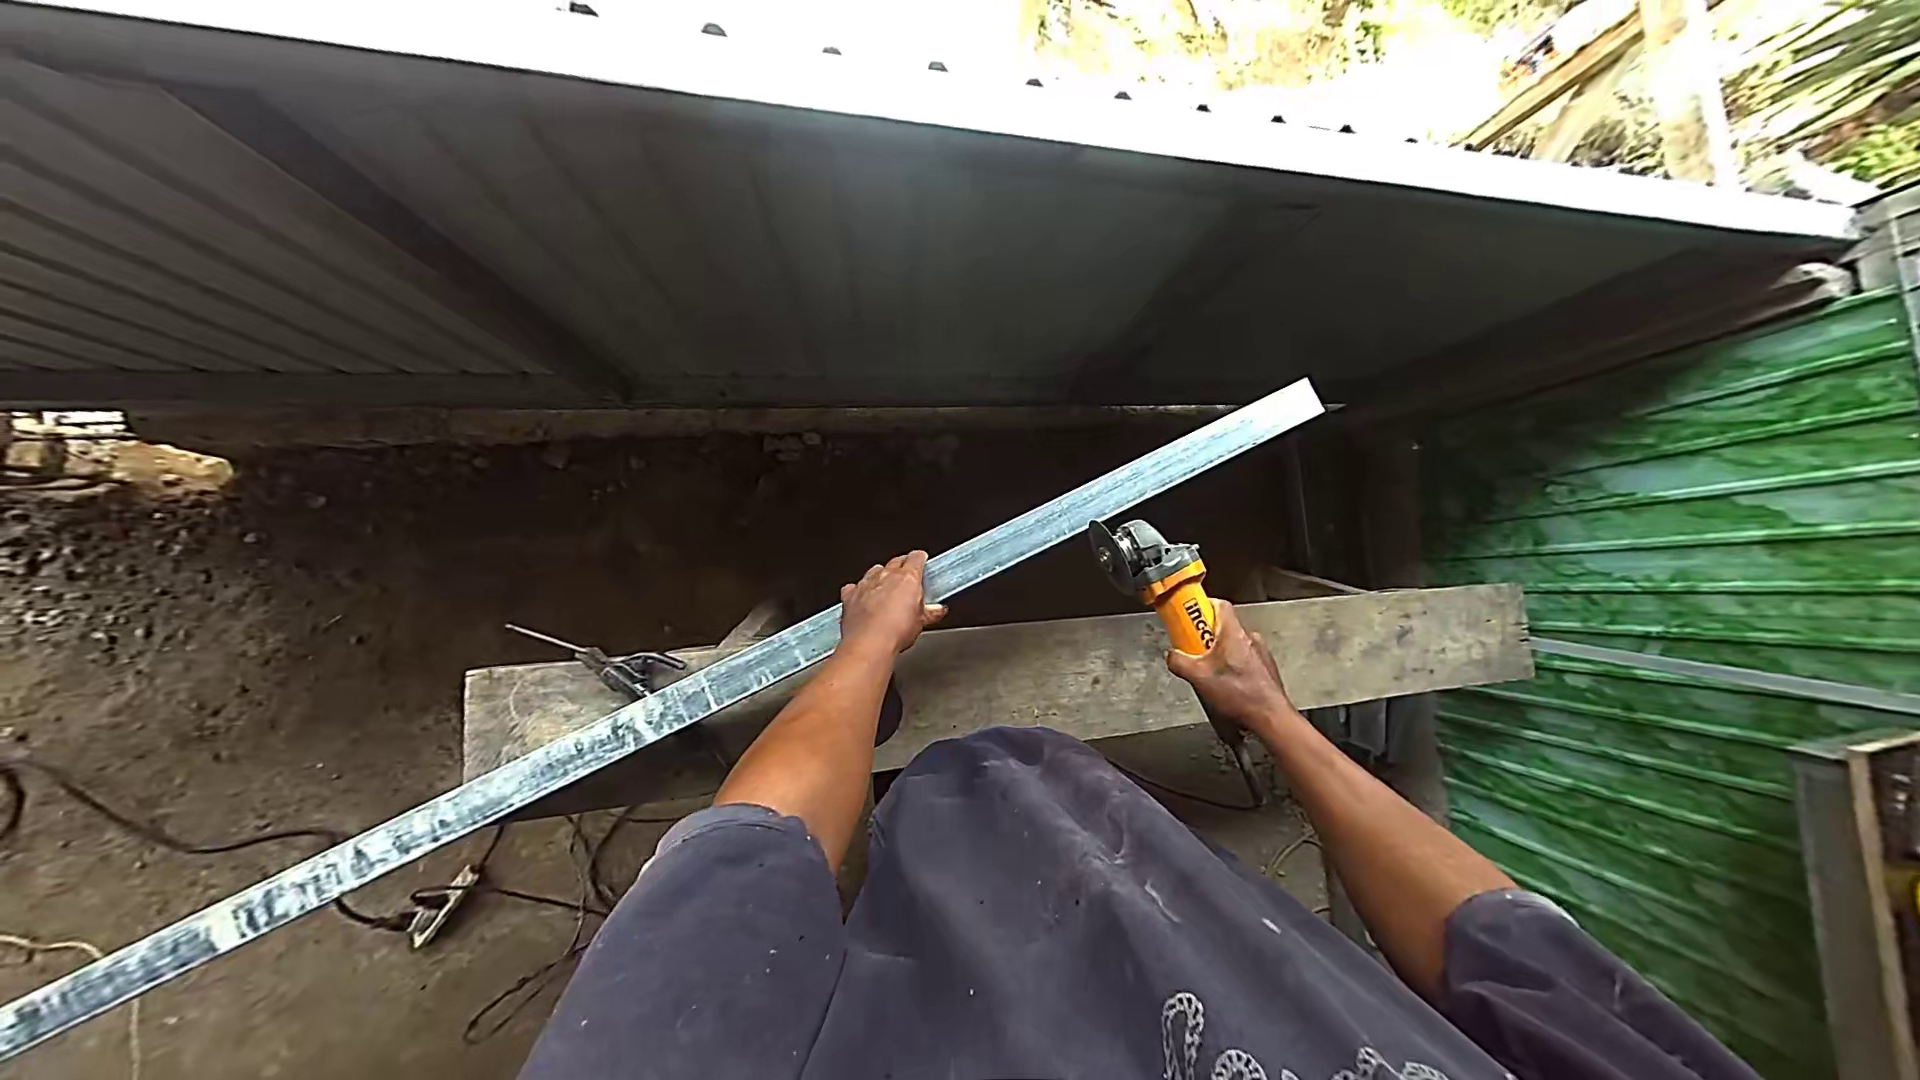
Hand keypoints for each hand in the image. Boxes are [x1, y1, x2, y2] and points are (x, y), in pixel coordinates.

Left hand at [838, 551, 947, 655]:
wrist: (869, 643)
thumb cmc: (895, 631)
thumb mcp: (920, 622)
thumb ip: (930, 612)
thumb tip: (937, 610)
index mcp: (907, 578)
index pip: (915, 558)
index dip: (919, 558)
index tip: (921, 560)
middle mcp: (885, 576)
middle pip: (895, 561)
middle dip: (901, 565)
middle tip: (906, 576)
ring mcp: (866, 584)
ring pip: (874, 571)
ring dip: (880, 576)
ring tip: (886, 588)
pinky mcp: (850, 596)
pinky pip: (854, 587)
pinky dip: (859, 590)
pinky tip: (863, 598)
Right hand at [1166, 600, 1294, 731]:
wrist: (1270, 717)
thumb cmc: (1241, 695)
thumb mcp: (1197, 677)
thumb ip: (1178, 661)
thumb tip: (1171, 656)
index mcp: (1233, 633)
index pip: (1219, 604)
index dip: (1202, 606)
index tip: (1189, 616)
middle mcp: (1249, 638)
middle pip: (1222, 626)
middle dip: (1204, 636)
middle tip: (1193, 651)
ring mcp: (1259, 652)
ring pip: (1233, 643)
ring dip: (1218, 653)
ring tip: (1209, 672)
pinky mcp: (1264, 667)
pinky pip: (1243, 658)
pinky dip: (1231, 665)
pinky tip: (1225, 684)